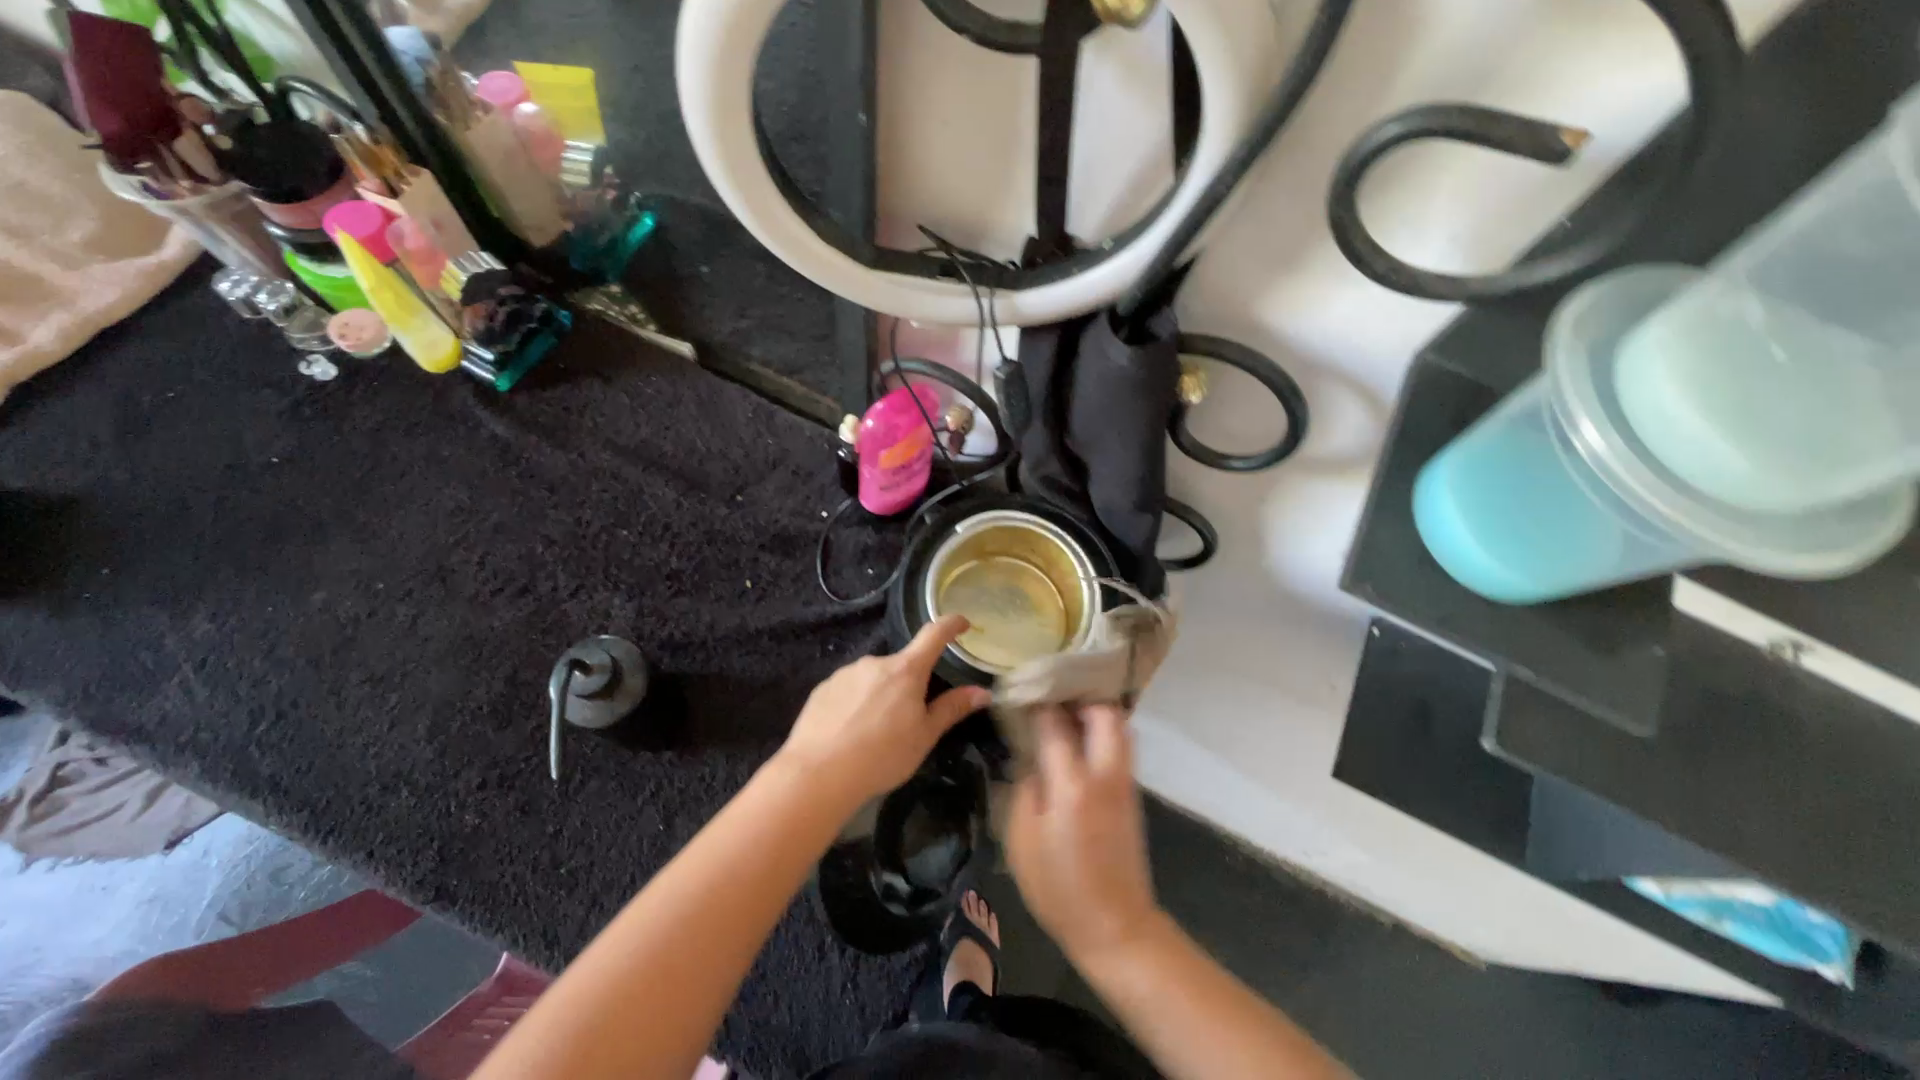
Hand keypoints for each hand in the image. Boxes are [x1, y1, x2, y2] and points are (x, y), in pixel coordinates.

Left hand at [777, 615, 991, 801]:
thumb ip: (951, 709)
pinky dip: (856, 704)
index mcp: (906, 671)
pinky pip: (849, 690)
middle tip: (909, 719)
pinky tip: (851, 732)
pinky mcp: (823, 689)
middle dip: (909, 685)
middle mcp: (875, 663)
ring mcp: (845, 673)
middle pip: (901, 666)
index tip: (963, 623)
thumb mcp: (924, 736)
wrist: (819, 772)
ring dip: (881, 695)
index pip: (933, 635)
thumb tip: (982, 692)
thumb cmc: (882, 755)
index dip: (951, 625)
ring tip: (876, 732)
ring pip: (873, 679)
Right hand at [1006, 705, 1161, 962]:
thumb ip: (1025, 790)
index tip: (1021, 694)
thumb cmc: (1058, 888)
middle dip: (1081, 697)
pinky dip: (1104, 735)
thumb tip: (1031, 759)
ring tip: (1066, 715)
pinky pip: (1122, 749)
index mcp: (1073, 785)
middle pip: (1105, 714)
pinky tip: (1079, 744)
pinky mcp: (1132, 797)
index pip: (1056, 724)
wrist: (1115, 925)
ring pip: (1121, 728)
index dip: (1037, 704)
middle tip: (1053, 696)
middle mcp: (1106, 775)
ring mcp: (1125, 785)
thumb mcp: (1022, 841)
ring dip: (1096, 714)